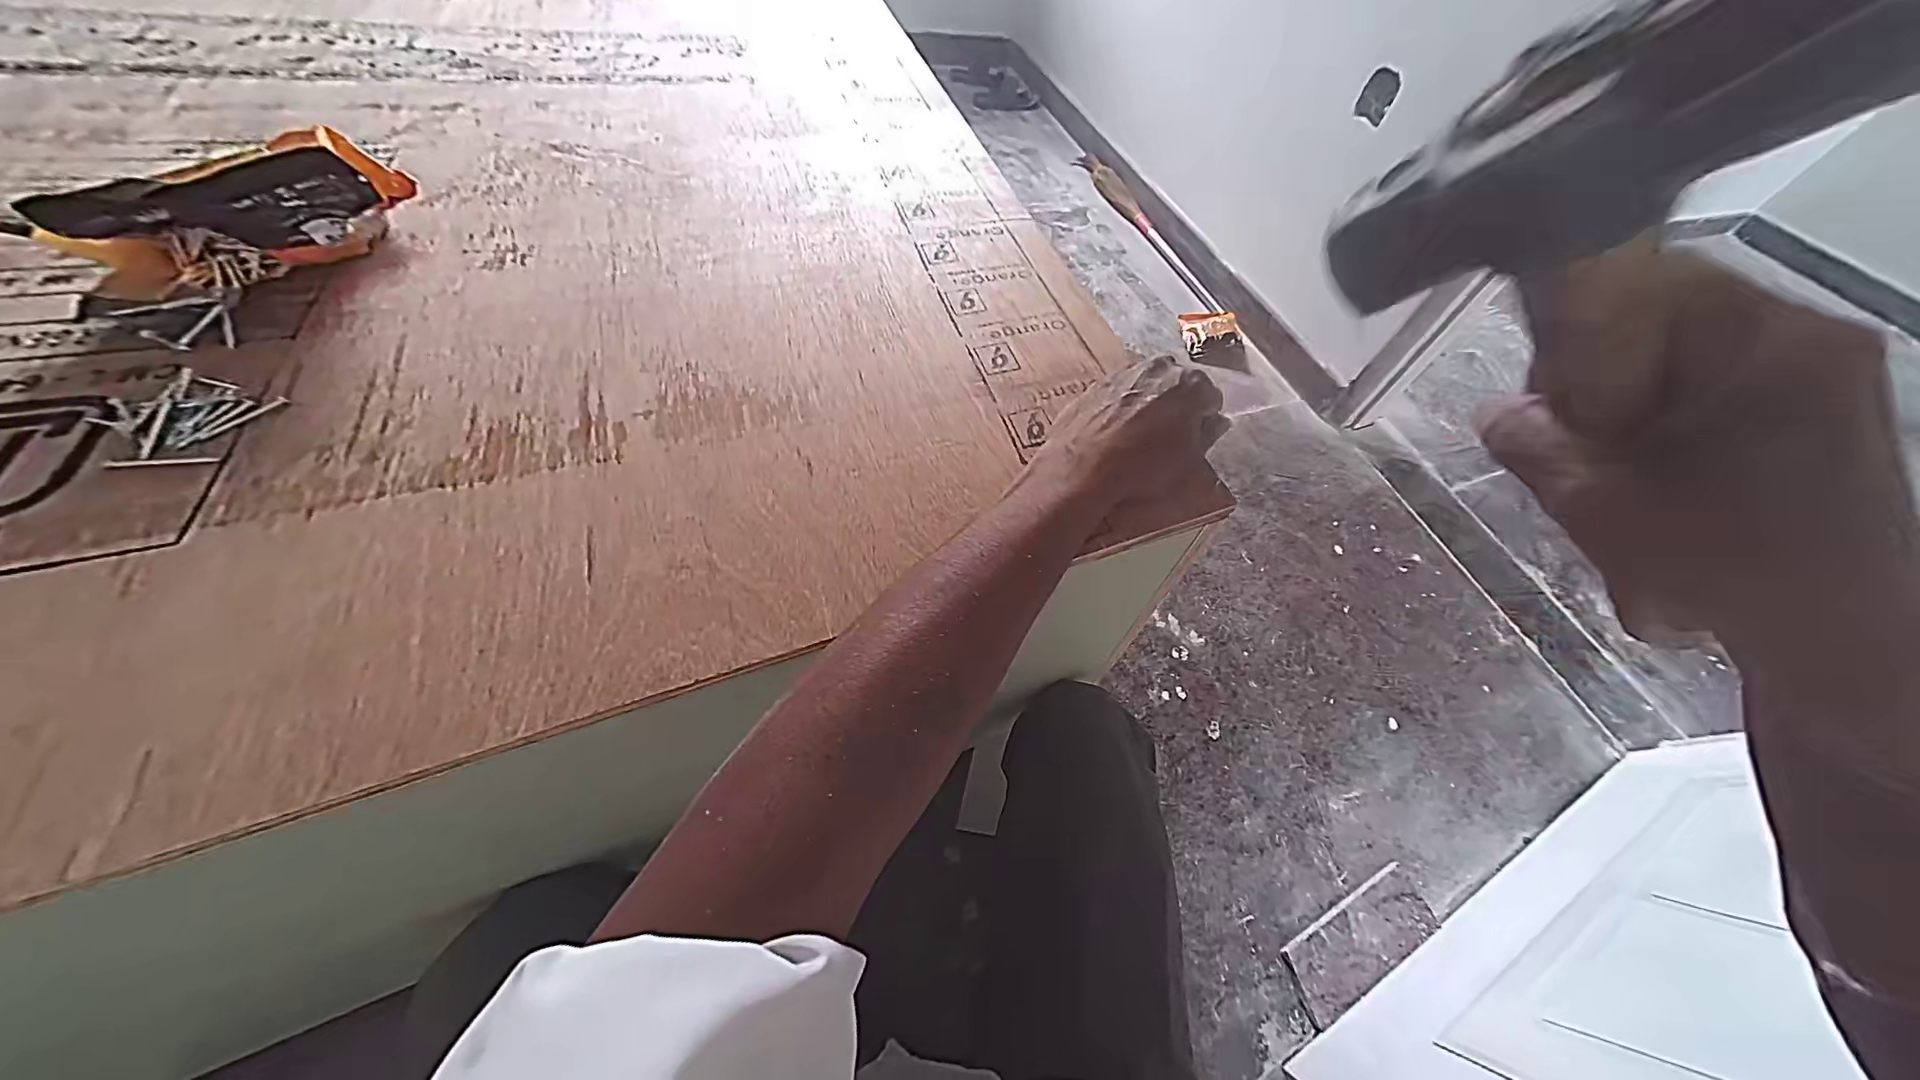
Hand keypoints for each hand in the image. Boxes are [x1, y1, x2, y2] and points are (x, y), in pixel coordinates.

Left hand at [1020, 355, 1228, 514]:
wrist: (1081, 470)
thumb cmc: (1141, 469)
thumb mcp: (1188, 462)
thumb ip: (1206, 436)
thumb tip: (1213, 423)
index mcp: (1191, 383)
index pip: (1210, 397)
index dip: (1204, 419)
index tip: (1196, 436)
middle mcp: (1158, 368)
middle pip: (1177, 386)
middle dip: (1176, 406)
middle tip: (1168, 438)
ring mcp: (1123, 374)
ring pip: (1145, 387)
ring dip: (1147, 405)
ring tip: (1138, 439)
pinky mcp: (1094, 386)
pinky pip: (1117, 396)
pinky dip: (1119, 410)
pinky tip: (1113, 436)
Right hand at [1476, 242, 1919, 652]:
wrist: (1839, 626)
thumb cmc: (1719, 557)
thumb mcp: (1595, 501)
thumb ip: (1532, 443)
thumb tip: (1496, 411)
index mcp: (1760, 343)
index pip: (1642, 285)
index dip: (1573, 332)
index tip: (1542, 395)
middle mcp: (1802, 338)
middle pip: (1661, 317)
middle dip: (1594, 372)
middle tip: (1564, 435)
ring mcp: (1817, 370)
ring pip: (1680, 352)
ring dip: (1623, 397)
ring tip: (1604, 460)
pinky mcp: (1814, 405)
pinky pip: (1709, 381)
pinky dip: (1660, 414)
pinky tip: (1645, 465)